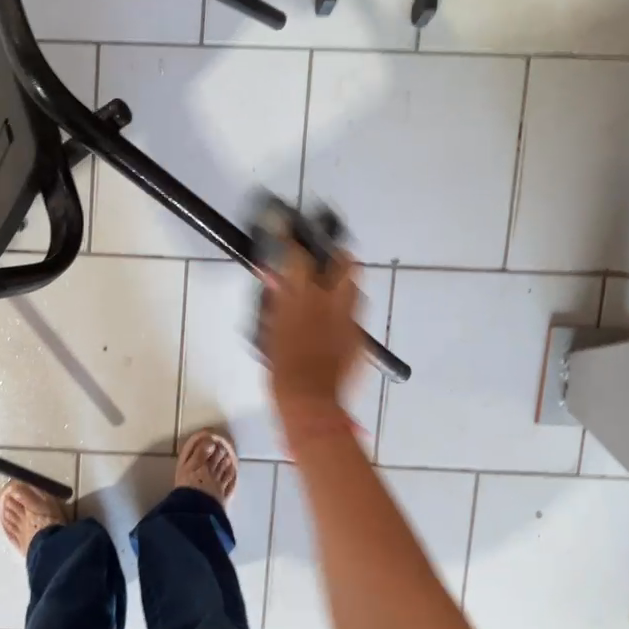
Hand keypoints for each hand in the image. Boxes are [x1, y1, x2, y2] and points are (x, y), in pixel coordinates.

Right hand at [263, 238, 362, 428]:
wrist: (311, 402)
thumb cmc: (281, 370)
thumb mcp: (269, 332)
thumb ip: (276, 302)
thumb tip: (275, 279)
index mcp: (303, 299)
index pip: (297, 255)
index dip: (291, 238)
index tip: (285, 226)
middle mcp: (332, 302)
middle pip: (344, 262)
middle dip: (334, 254)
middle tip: (321, 257)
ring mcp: (350, 318)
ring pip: (354, 285)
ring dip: (342, 281)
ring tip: (328, 289)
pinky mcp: (359, 336)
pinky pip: (354, 314)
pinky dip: (343, 311)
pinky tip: (331, 322)